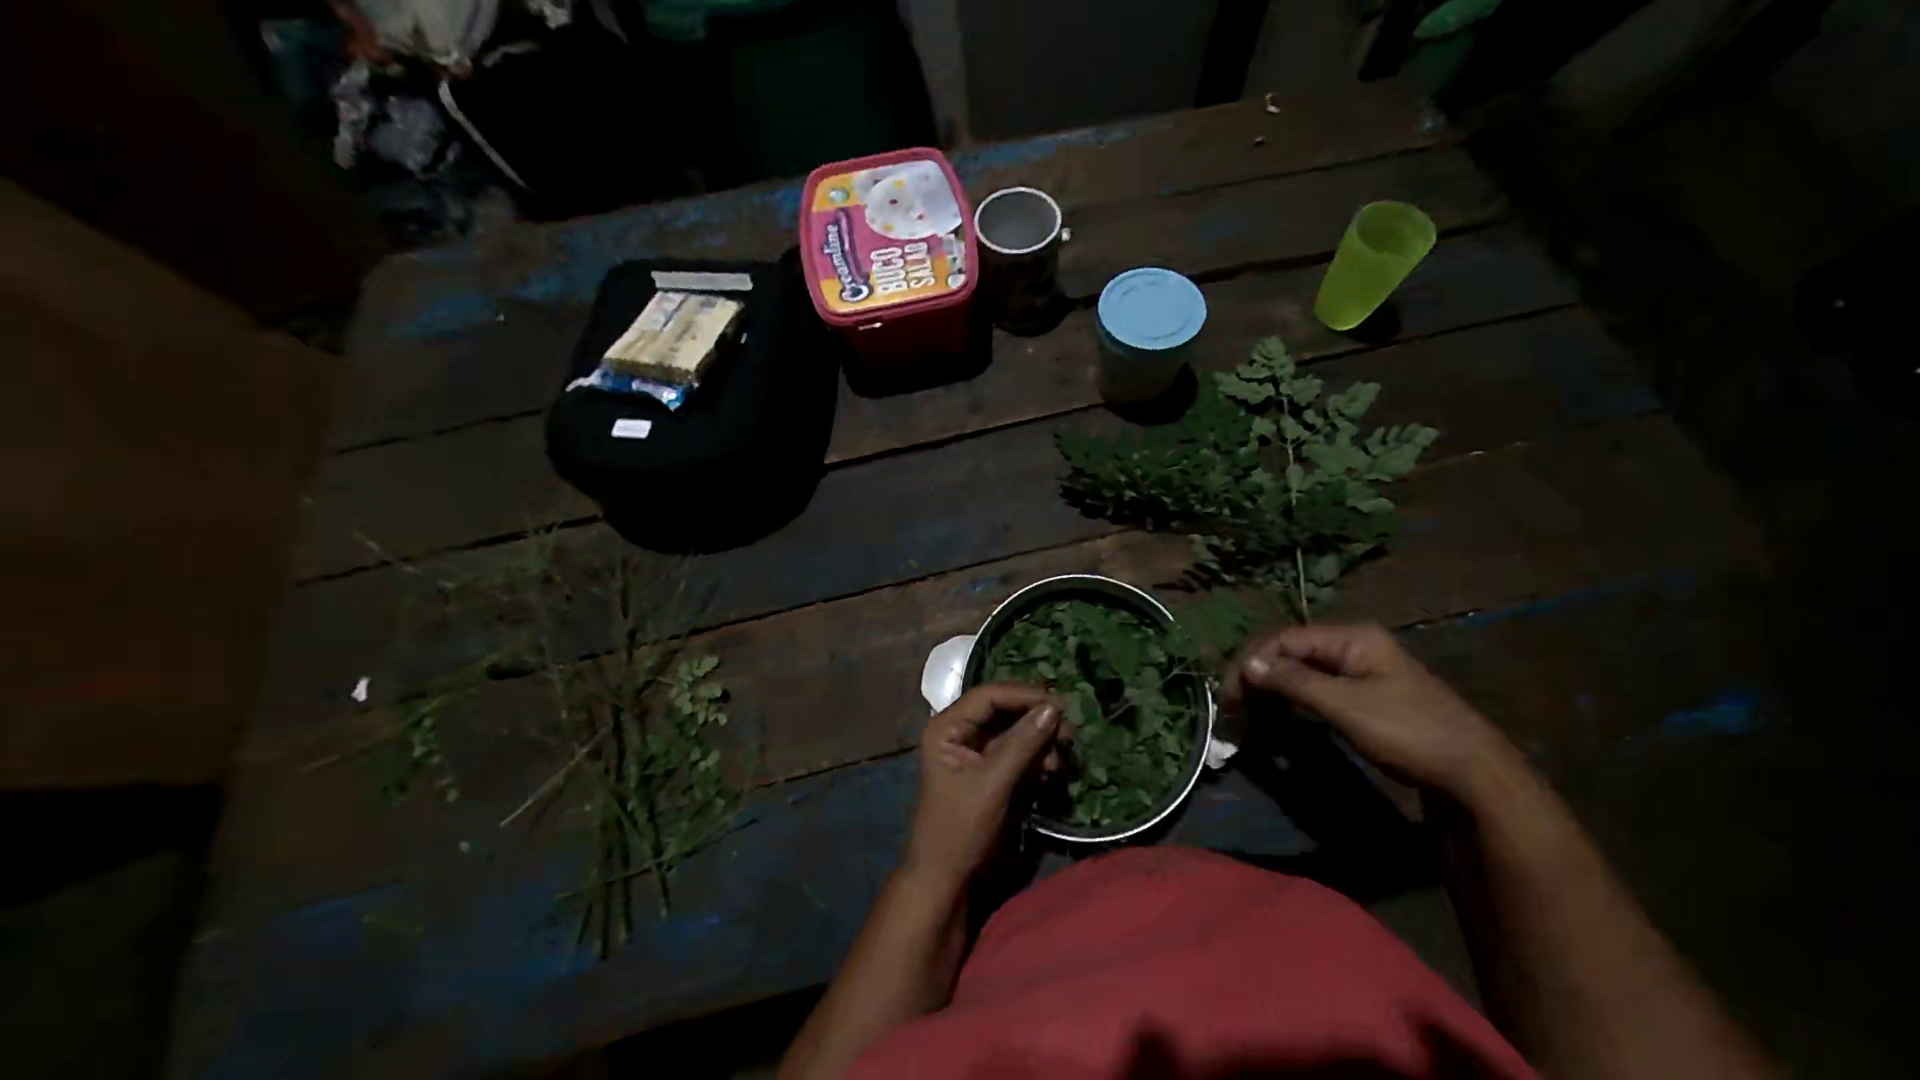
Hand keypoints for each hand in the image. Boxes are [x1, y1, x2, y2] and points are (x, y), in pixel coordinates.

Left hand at [902, 684, 1060, 891]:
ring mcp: (971, 751)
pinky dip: (1034, 756)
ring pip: (1012, 730)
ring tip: (1062, 753)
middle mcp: (957, 731)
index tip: (1060, 704)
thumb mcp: (993, 783)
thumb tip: (1053, 709)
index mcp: (946, 727)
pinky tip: (1051, 768)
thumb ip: (1022, 744)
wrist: (944, 878)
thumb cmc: (959, 828)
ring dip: (1038, 738)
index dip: (1025, 695)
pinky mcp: (986, 770)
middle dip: (1035, 717)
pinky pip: (1014, 751)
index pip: (989, 696)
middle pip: (1002, 710)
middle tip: (1068, 729)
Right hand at [1223, 622, 1520, 796]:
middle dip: (1259, 676)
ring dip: (1273, 689)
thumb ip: (1295, 681)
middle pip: (1291, 652)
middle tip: (1234, 707)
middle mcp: (1354, 646)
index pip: (1285, 639)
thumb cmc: (1408, 732)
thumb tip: (1249, 663)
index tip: (1229, 694)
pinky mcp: (1365, 695)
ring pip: (1302, 671)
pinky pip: (1317, 688)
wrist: (1473, 772)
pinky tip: (1279, 717)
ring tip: (1249, 713)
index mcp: (1352, 638)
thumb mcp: (1346, 706)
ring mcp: (1361, 670)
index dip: (1252, 662)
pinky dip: (1293, 700)